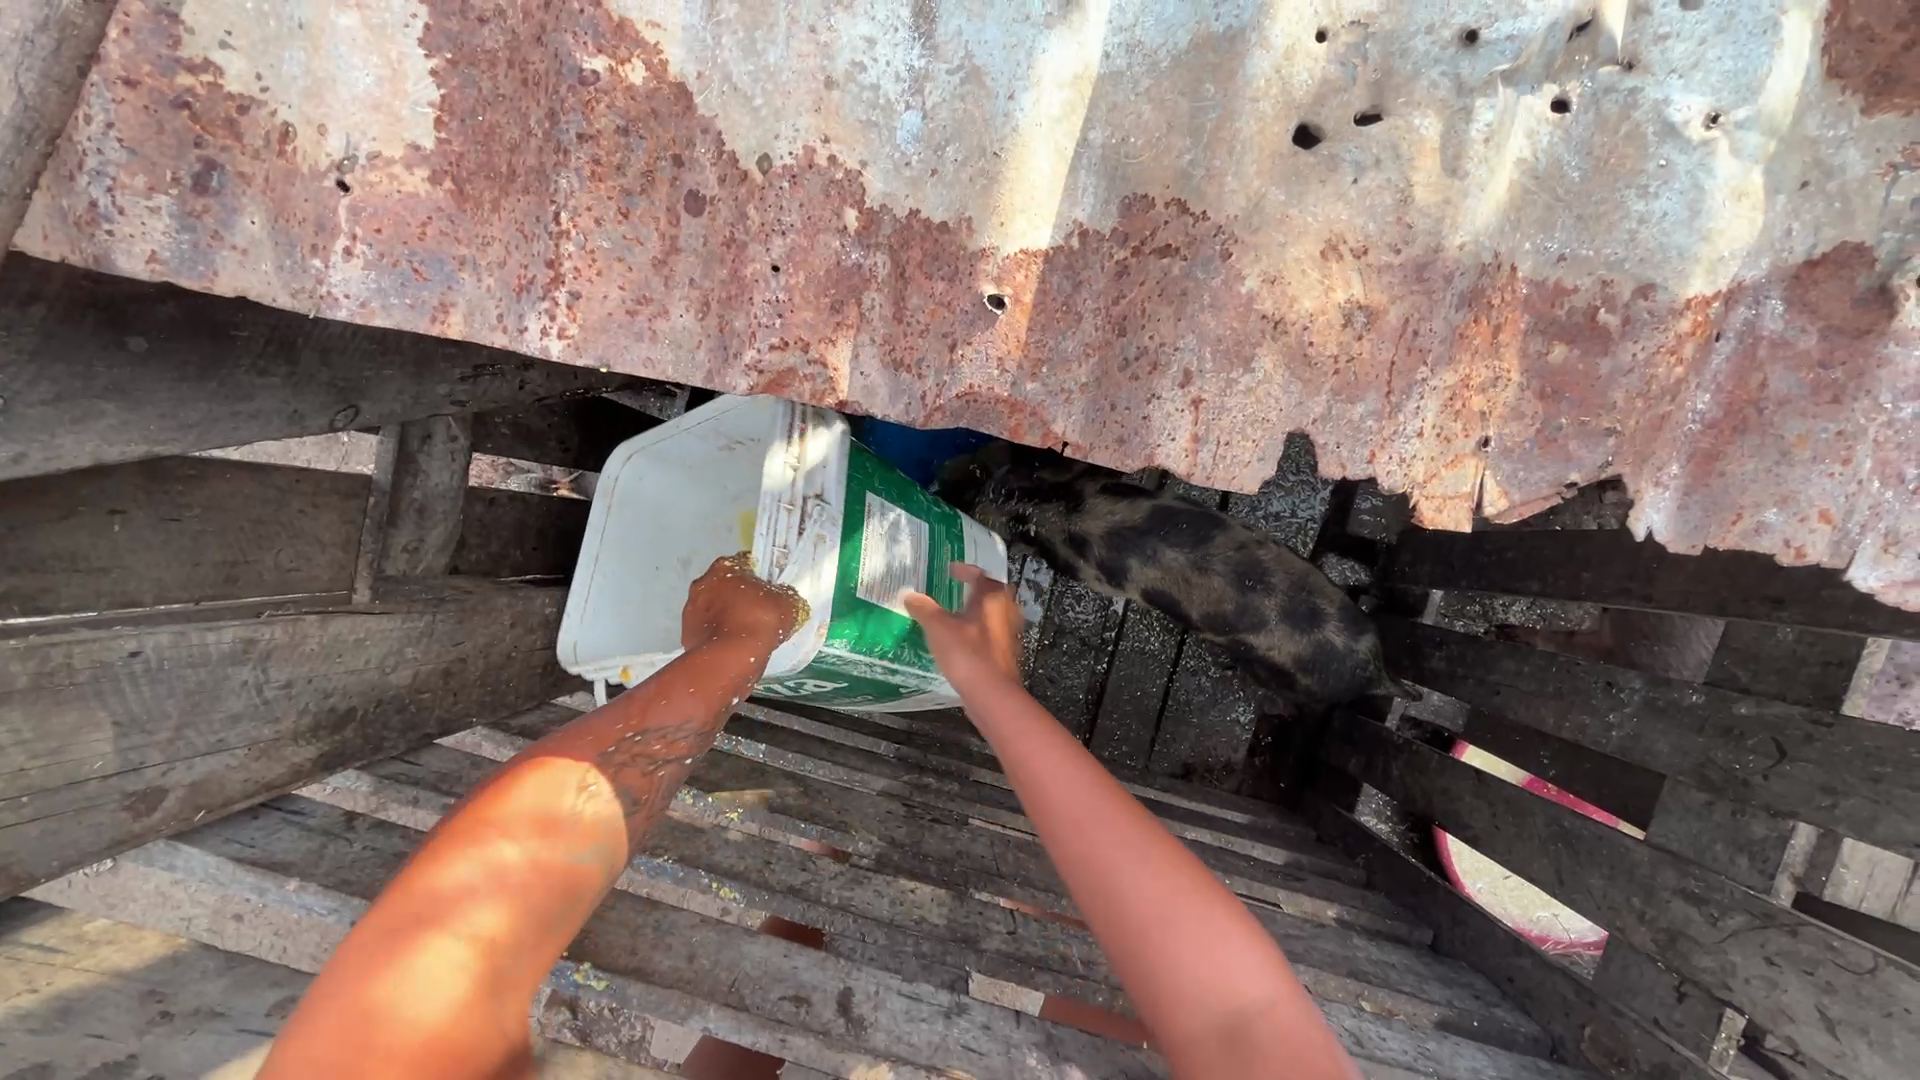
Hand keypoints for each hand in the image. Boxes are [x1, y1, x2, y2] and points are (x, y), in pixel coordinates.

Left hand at [681, 554, 807, 652]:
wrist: (730, 657)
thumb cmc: (759, 620)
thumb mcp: (787, 603)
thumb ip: (784, 595)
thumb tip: (783, 597)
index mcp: (724, 567)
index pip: (744, 564)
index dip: (759, 576)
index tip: (770, 588)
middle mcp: (702, 584)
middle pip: (725, 587)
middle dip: (739, 597)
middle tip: (759, 612)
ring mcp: (691, 611)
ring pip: (715, 611)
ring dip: (727, 618)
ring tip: (747, 634)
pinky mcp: (687, 636)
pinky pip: (709, 633)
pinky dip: (720, 638)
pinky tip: (735, 648)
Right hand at [901, 563, 1023, 690]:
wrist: (991, 694)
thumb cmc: (967, 654)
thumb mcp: (938, 628)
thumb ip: (923, 608)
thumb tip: (909, 595)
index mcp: (991, 598)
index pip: (981, 575)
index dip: (965, 570)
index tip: (950, 570)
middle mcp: (1006, 611)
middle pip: (992, 593)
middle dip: (975, 590)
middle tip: (956, 591)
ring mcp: (1009, 633)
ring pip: (993, 615)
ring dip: (977, 612)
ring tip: (956, 616)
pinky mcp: (1007, 654)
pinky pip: (992, 634)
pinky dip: (979, 632)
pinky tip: (963, 641)